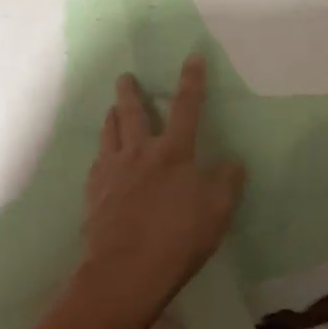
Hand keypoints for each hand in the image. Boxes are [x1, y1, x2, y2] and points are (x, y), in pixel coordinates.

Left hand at [75, 54, 245, 326]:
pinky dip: (102, 154)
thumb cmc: (178, 239)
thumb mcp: (217, 212)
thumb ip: (226, 183)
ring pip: (109, 133)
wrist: (126, 272)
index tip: (192, 56)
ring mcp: (112, 173)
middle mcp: (140, 153)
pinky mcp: (95, 194)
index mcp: (174, 152)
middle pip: (133, 113)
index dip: (192, 80)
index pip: (187, 107)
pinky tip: (102, 159)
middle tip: (125, 77)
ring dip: (112, 117)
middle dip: (130, 92)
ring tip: (112, 109)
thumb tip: (233, 161)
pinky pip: (97, 164)